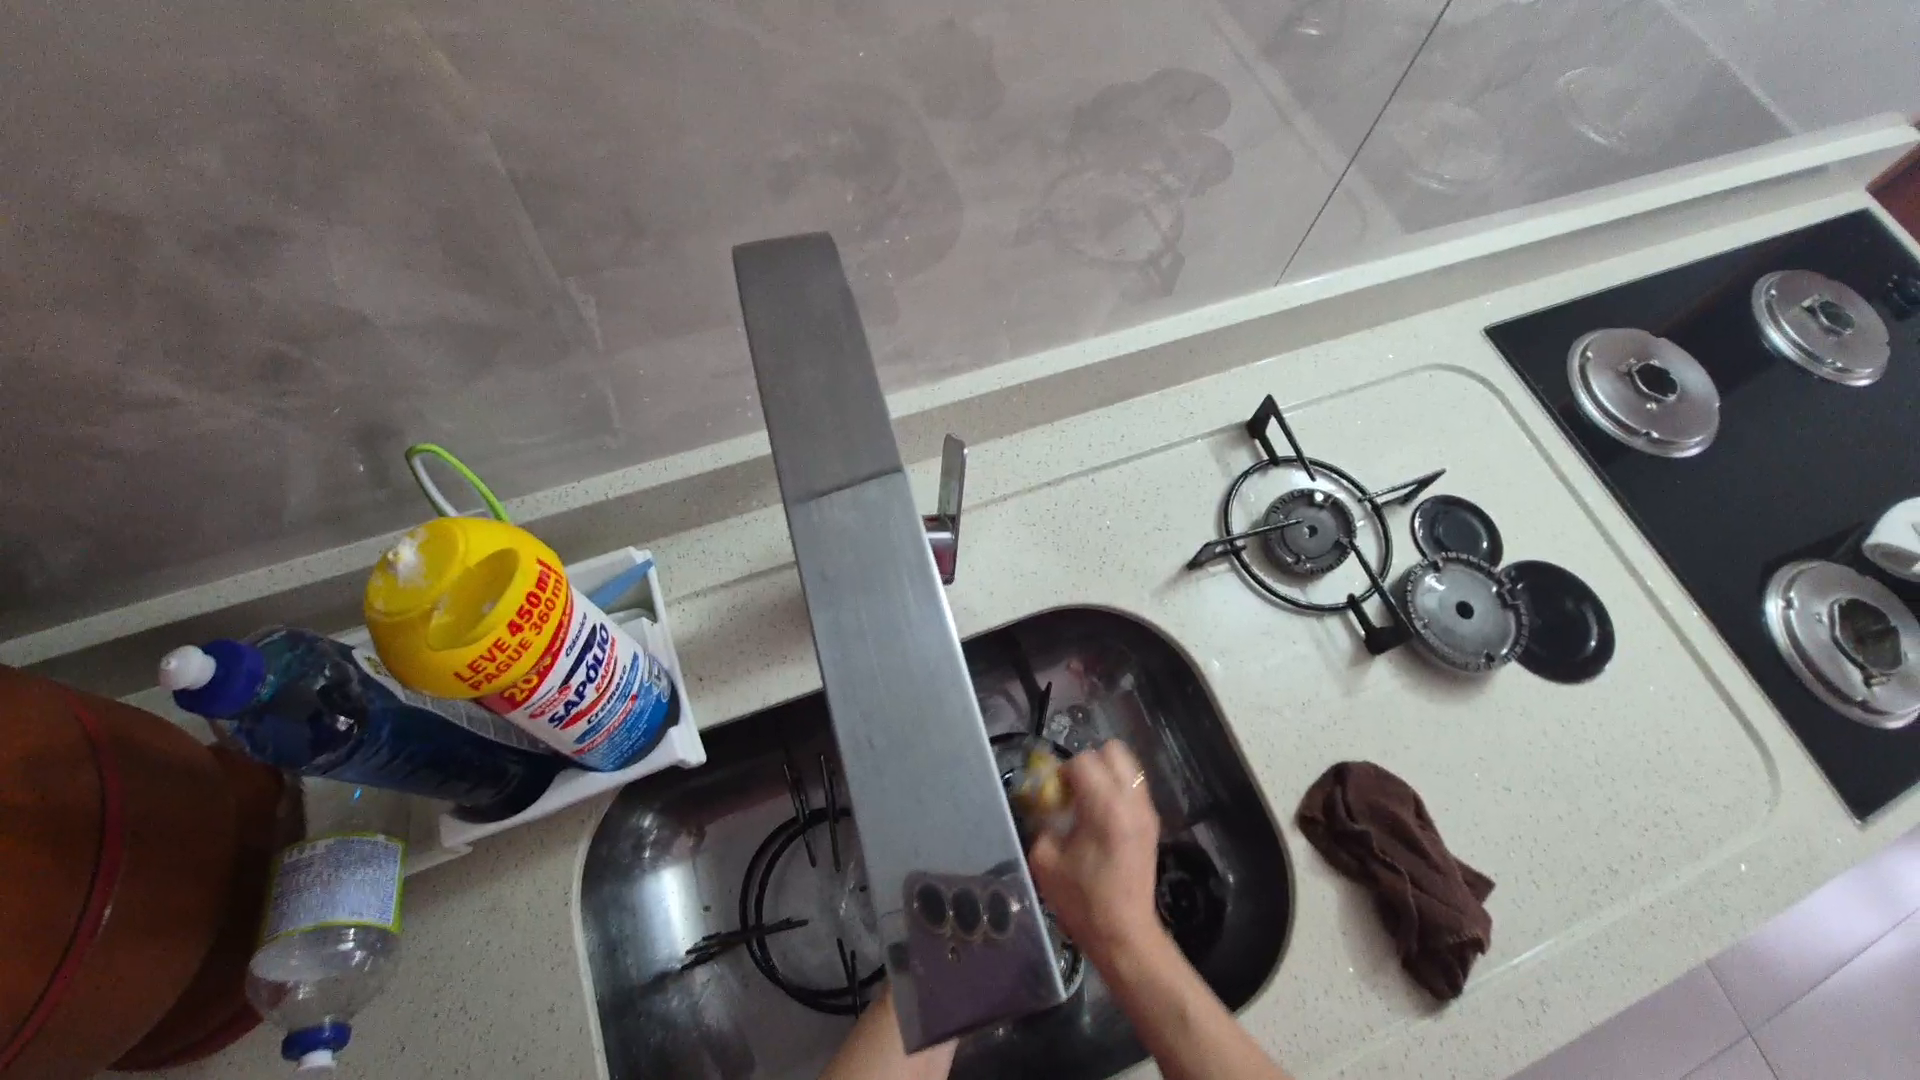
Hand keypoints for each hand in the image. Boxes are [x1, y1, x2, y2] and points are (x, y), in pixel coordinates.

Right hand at [1026, 739, 1162, 963]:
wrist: (1125, 934)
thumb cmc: (1082, 900)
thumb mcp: (1046, 859)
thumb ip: (1043, 819)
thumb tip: (1043, 800)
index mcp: (1105, 808)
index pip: (1083, 760)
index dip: (1063, 772)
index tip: (1054, 794)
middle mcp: (1131, 801)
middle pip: (1112, 751)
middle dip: (1088, 763)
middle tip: (1072, 790)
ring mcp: (1146, 811)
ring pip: (1127, 766)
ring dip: (1105, 774)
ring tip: (1088, 802)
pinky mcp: (1152, 823)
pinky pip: (1134, 787)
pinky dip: (1116, 790)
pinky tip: (1101, 818)